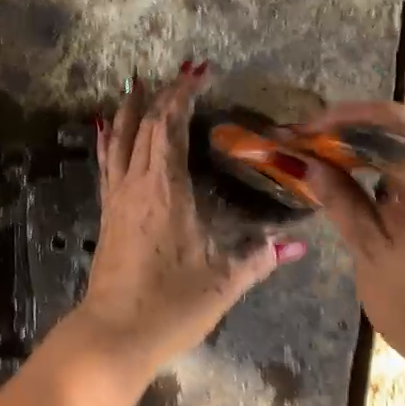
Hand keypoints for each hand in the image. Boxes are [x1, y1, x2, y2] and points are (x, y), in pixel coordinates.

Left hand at [77, 63, 304, 374]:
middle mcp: (137, 182)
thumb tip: (297, 246)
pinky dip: (110, 139)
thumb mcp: (224, 282)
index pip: (170, 126)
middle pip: (145, 125)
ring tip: (136, 84)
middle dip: (162, 94)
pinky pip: (107, 162)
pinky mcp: (107, 212)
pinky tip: (107, 129)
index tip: (200, 73)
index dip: (182, 95)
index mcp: (165, 188)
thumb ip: (259, 259)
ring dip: (130, 109)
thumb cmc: (172, 305)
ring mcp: (117, 196)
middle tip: (181, 73)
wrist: (115, 332)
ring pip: (120, 138)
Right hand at [302, 61, 404, 383]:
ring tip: (330, 146)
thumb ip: (340, 199)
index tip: (297, 134)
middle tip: (311, 134)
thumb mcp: (371, 253)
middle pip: (404, 122)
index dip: (335, 121)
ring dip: (371, 135)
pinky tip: (368, 160)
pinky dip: (393, 154)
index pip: (384, 125)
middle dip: (352, 121)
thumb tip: (305, 161)